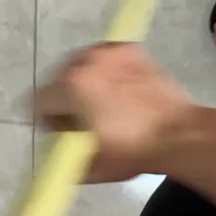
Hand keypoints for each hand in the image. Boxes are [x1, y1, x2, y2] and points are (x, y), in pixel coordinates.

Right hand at [33, 43, 202, 182]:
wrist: (178, 133)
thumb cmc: (131, 151)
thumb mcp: (89, 165)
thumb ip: (61, 157)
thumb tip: (56, 150)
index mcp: (69, 87)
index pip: (37, 101)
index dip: (47, 119)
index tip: (62, 130)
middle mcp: (85, 62)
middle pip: (59, 80)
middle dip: (66, 99)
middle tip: (85, 119)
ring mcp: (109, 52)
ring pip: (82, 66)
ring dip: (86, 83)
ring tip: (104, 104)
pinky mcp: (130, 49)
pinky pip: (106, 59)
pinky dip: (107, 71)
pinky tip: (119, 89)